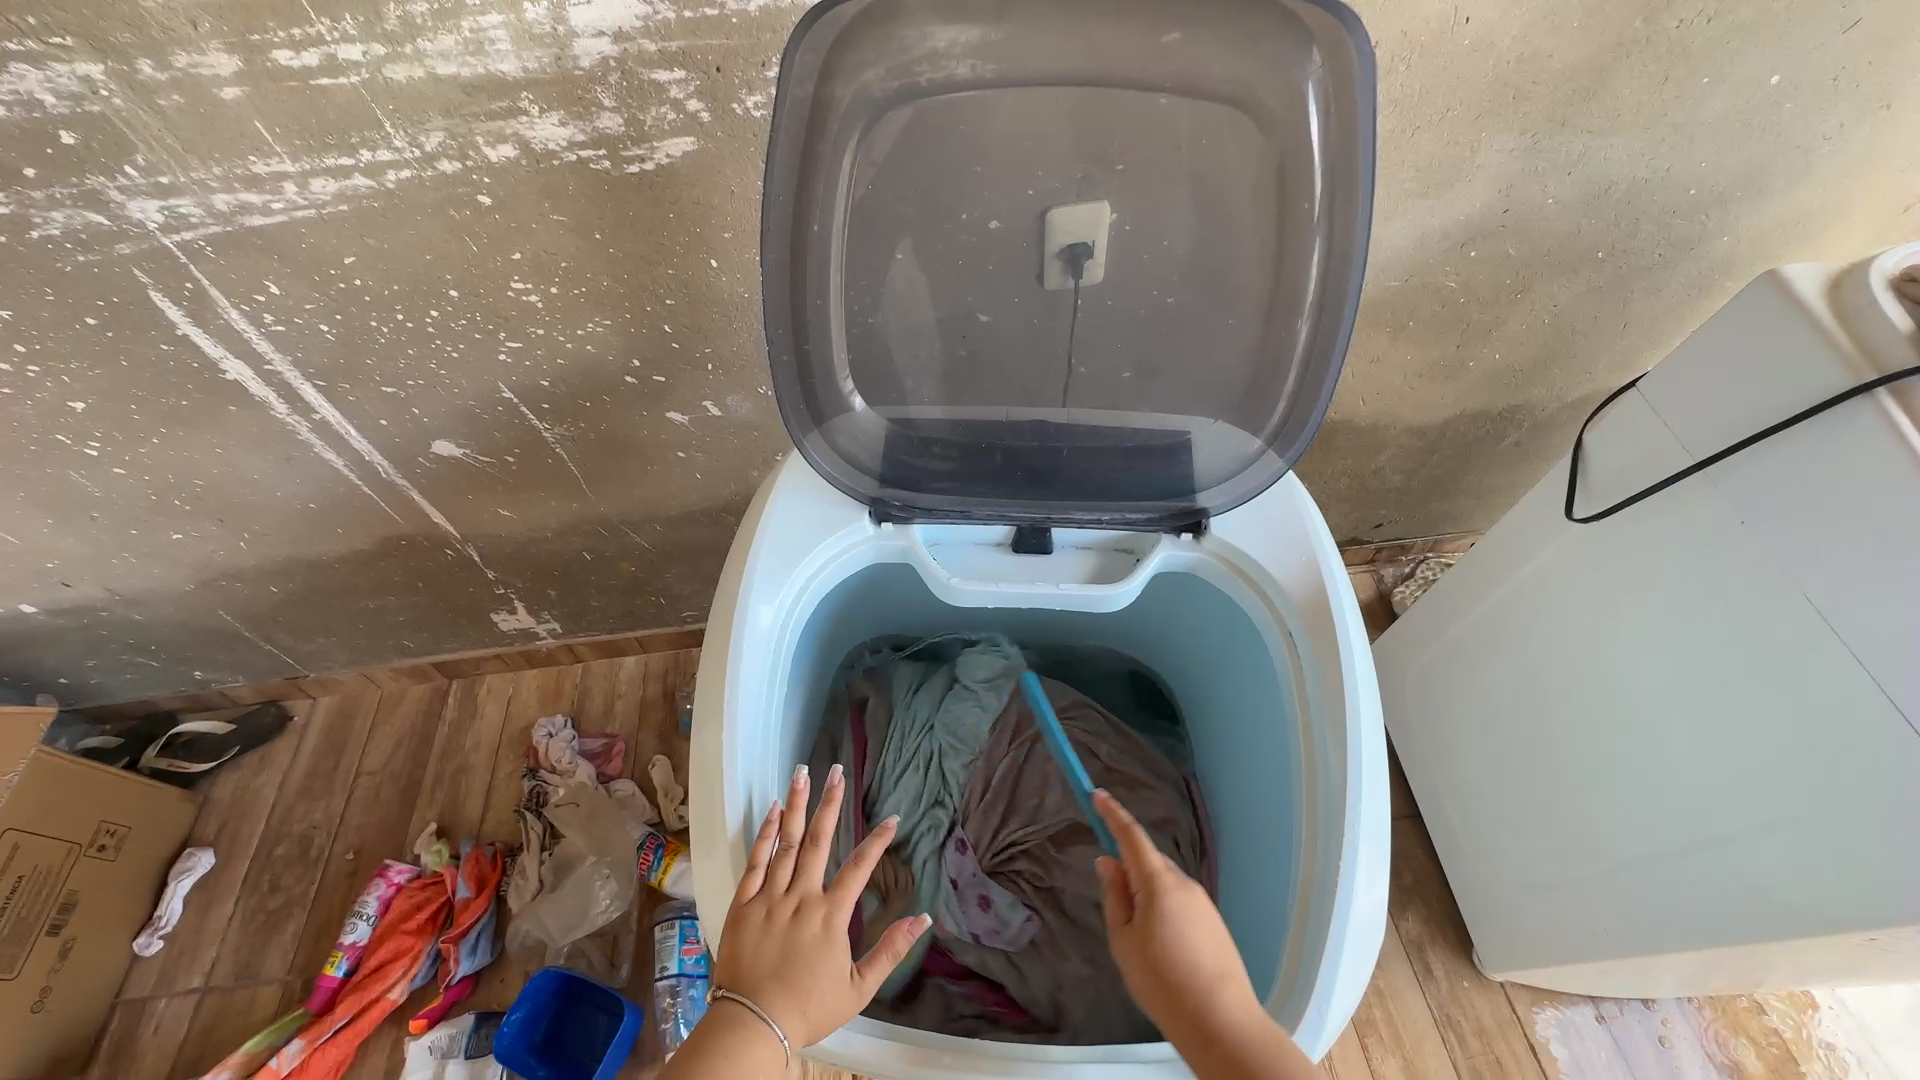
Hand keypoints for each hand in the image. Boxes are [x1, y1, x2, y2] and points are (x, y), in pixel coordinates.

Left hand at [712, 762, 931, 1047]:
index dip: (878, 841)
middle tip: (837, 771)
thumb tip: (923, 919)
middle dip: (830, 803)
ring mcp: (770, 897)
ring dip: (798, 806)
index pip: (859, 867)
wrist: (753, 1024)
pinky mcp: (744, 904)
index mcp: (831, 914)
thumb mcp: (860, 987)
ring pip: (787, 843)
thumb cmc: (809, 1008)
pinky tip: (775, 810)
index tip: (893, 817)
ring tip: (803, 773)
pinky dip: (766, 834)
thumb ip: (891, 950)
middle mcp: (802, 897)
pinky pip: (756, 862)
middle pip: (819, 840)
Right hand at [1093, 788, 1265, 1043]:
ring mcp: (1202, 902)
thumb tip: (1108, 862)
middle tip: (1112, 898)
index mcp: (1158, 882)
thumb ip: (1114, 896)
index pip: (1131, 835)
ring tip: (1137, 937)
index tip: (1097, 794)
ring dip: (1146, 892)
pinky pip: (1179, 901)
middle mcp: (1184, 883)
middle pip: (1149, 860)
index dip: (1113, 813)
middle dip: (1128, 866)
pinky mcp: (1213, 923)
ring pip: (1164, 883)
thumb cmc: (1161, 980)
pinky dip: (1163, 908)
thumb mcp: (1123, 940)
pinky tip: (1160, 946)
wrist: (1220, 1021)